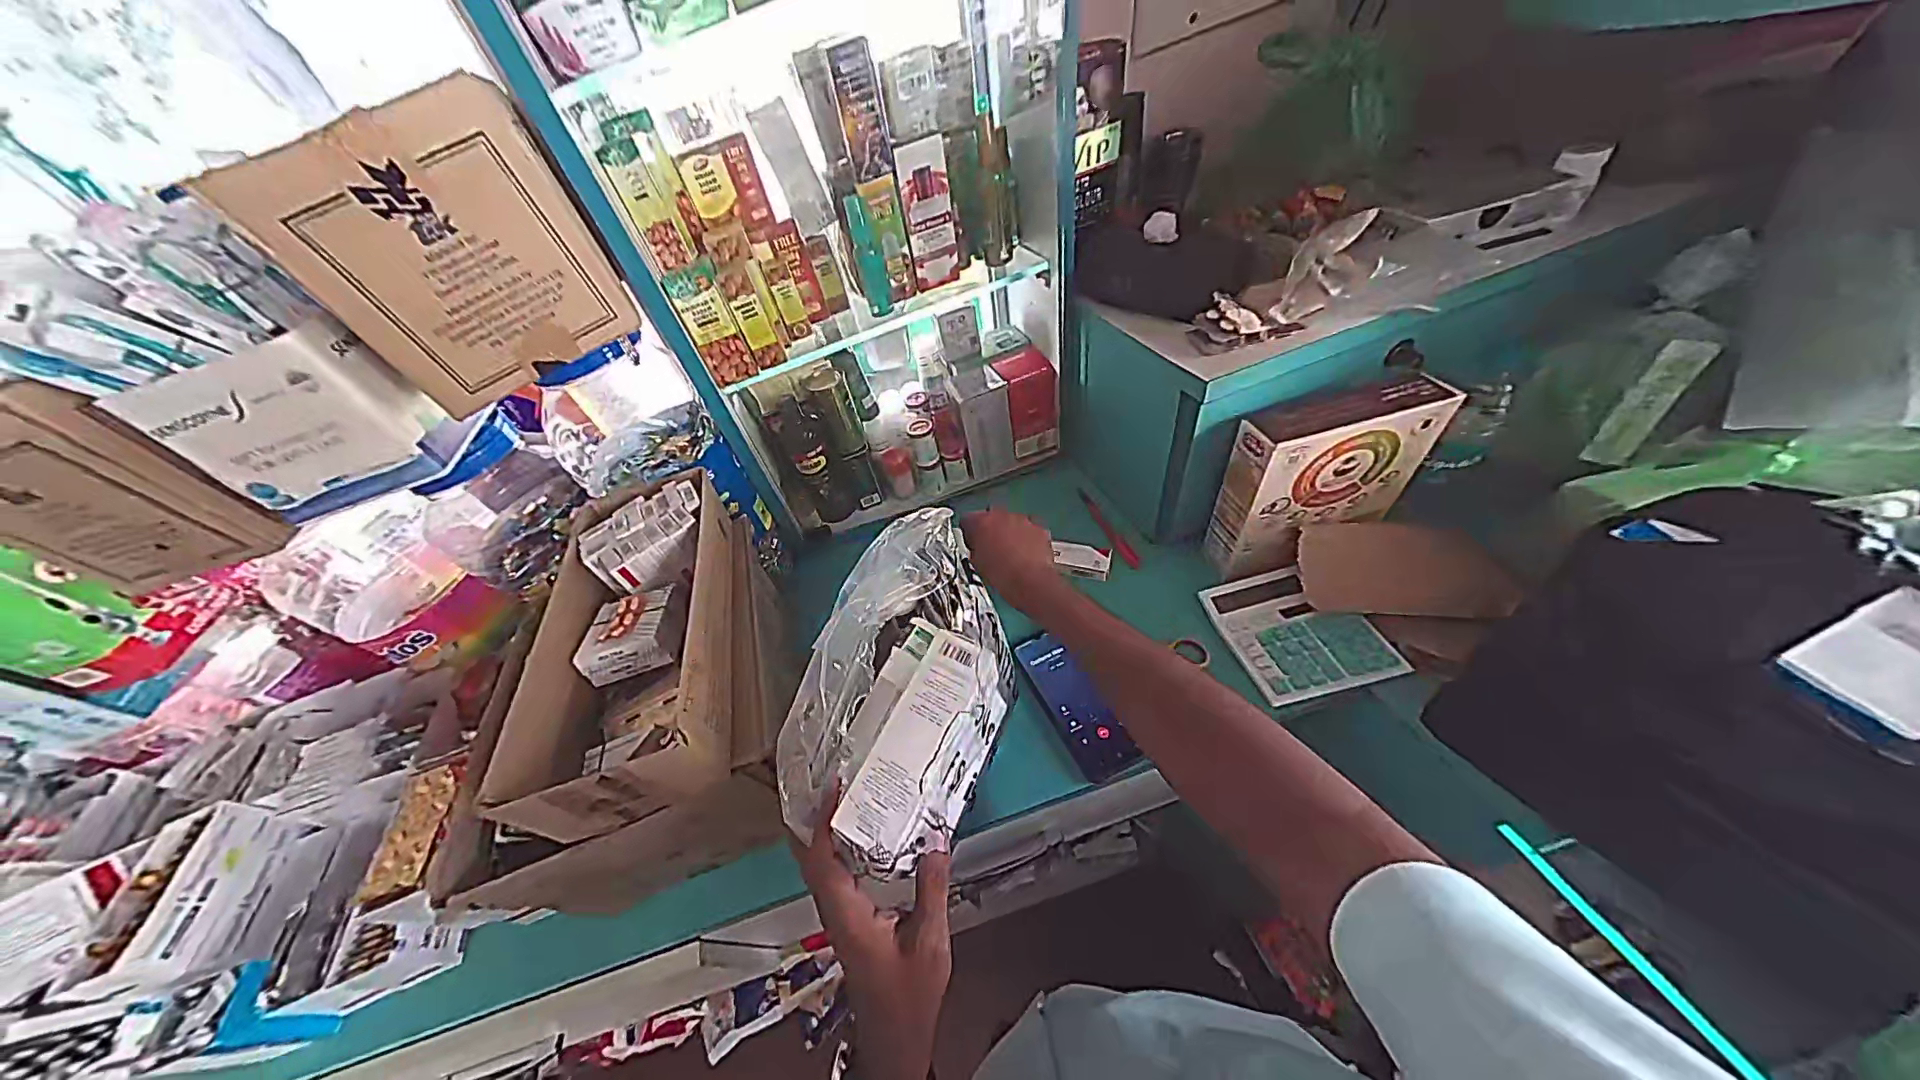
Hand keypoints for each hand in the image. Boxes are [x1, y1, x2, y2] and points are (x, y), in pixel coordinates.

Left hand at [793, 793, 951, 1079]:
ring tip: (846, 800)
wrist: (895, 1039)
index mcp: (847, 916)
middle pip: (812, 859)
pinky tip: (863, 837)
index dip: (821, 822)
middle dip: (815, 819)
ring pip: (821, 867)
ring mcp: (839, 918)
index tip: (832, 789)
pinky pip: (835, 876)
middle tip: (834, 785)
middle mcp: (835, 913)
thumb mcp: (929, 943)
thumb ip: (931, 890)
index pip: (821, 860)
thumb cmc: (909, 998)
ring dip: (826, 832)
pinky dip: (840, 850)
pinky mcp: (849, 921)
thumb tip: (935, 842)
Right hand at [961, 508, 1062, 611]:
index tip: (972, 540)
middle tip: (991, 548)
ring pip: (1012, 522)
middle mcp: (1002, 516)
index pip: (968, 519)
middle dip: (991, 529)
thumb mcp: (977, 563)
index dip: (969, 531)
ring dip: (1010, 533)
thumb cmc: (1002, 575)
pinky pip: (1029, 530)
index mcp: (981, 522)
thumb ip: (975, 547)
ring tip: (1010, 553)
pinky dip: (1027, 539)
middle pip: (992, 517)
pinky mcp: (1039, 529)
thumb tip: (977, 548)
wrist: (1030, 582)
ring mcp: (1022, 521)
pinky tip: (1025, 554)